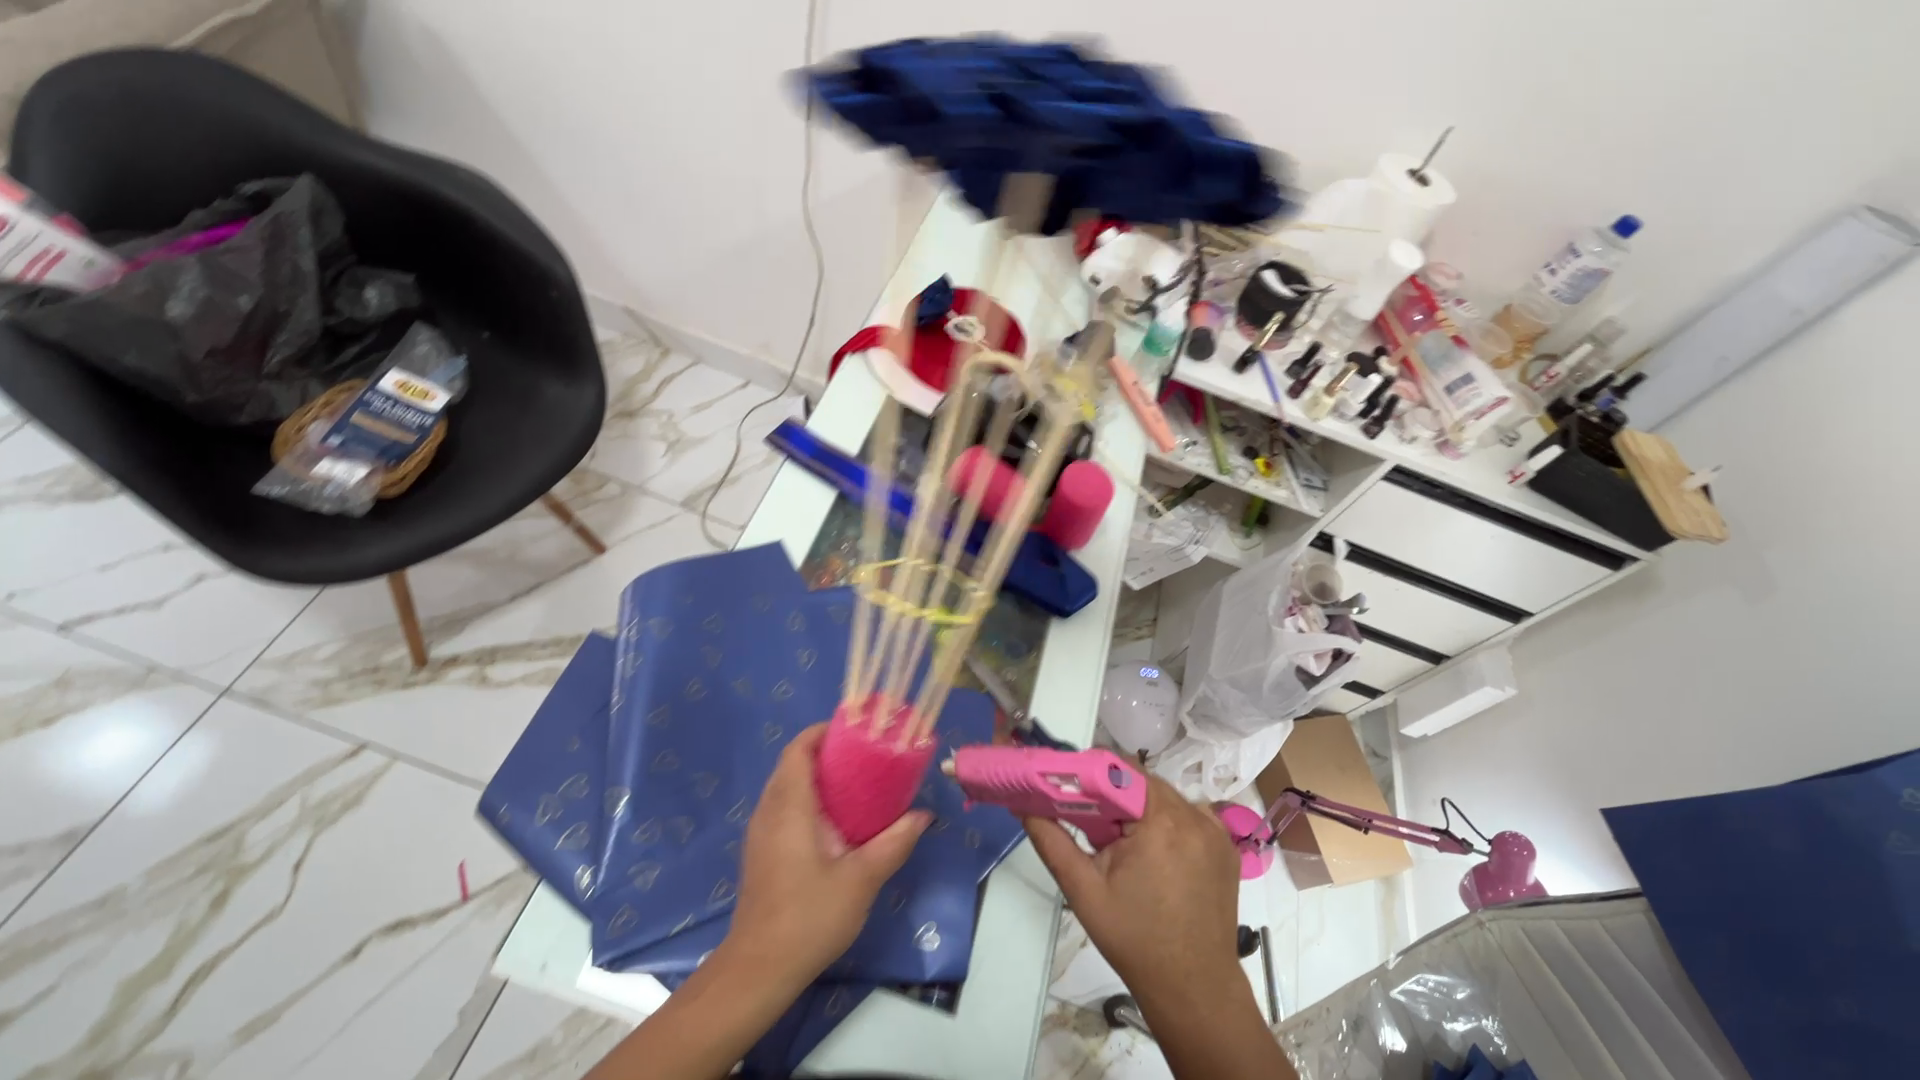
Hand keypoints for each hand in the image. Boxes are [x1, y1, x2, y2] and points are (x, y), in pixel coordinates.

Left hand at [725, 724, 929, 986]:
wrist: (760, 967)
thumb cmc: (810, 916)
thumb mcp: (862, 879)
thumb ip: (893, 842)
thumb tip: (923, 816)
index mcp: (790, 807)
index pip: (798, 750)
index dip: (822, 733)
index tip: (855, 731)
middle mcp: (769, 812)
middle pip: (792, 765)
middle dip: (825, 754)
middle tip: (865, 758)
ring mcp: (760, 834)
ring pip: (785, 789)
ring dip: (816, 779)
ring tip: (856, 786)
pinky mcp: (761, 854)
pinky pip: (782, 810)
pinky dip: (807, 802)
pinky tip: (835, 824)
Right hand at [1023, 774, 1242, 1002]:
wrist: (1192, 986)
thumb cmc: (1133, 939)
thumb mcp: (1083, 890)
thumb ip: (1052, 841)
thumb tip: (1024, 805)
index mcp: (1160, 822)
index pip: (1122, 771)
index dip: (1094, 775)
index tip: (1071, 791)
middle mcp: (1195, 817)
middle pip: (1146, 783)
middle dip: (1117, 796)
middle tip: (1092, 825)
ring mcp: (1216, 832)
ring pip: (1168, 799)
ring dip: (1143, 810)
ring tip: (1123, 845)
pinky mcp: (1227, 849)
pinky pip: (1191, 818)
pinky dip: (1170, 825)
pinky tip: (1156, 855)